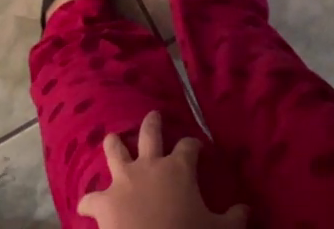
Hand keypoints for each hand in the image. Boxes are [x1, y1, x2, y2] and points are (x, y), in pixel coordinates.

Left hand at [76, 112, 247, 228]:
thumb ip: (233, 218)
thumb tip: (247, 209)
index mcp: (178, 169)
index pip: (189, 146)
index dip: (193, 145)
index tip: (197, 147)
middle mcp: (150, 165)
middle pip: (149, 134)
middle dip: (152, 123)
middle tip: (153, 115)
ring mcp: (124, 180)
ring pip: (115, 151)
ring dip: (113, 145)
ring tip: (111, 138)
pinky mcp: (105, 201)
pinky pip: (91, 197)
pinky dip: (89, 201)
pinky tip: (86, 203)